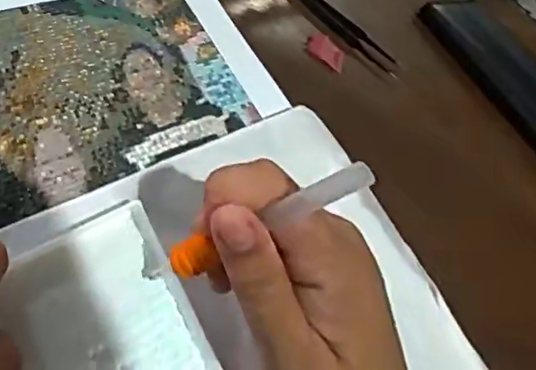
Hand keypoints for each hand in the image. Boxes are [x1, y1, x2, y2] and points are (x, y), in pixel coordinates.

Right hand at [199, 160, 405, 369]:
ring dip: (231, 230)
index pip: (265, 182)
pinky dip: (249, 244)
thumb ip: (260, 281)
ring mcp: (335, 245)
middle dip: (223, 213)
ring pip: (265, 204)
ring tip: (222, 282)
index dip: (223, 199)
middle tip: (206, 268)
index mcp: (330, 246)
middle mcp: (335, 231)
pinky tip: (243, 281)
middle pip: (264, 188)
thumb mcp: (292, 352)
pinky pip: (278, 228)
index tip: (200, 246)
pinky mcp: (329, 261)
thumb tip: (226, 210)